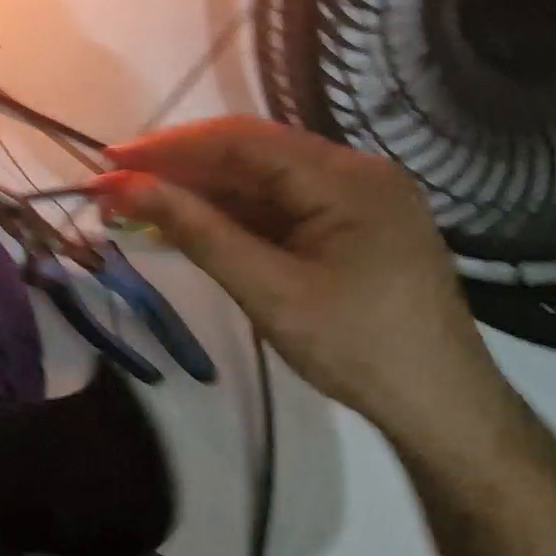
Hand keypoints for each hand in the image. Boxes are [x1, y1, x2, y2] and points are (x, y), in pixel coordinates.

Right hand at [95, 117, 505, 441]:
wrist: (444, 412)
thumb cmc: (358, 348)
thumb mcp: (266, 288)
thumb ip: (194, 229)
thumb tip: (121, 188)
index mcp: (349, 180)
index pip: (241, 142)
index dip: (168, 147)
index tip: (110, 163)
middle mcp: (356, 174)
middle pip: (247, 154)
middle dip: (176, 168)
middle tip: (114, 187)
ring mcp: (354, 199)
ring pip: (256, 179)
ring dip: (196, 191)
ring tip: (136, 208)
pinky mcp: (347, 224)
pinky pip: (273, 204)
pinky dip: (225, 213)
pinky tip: (184, 226)